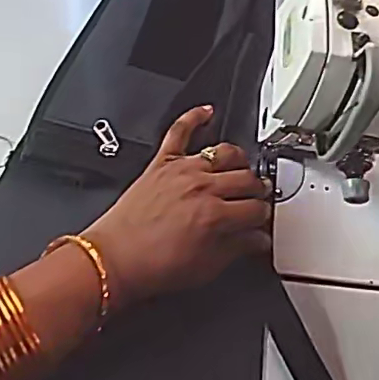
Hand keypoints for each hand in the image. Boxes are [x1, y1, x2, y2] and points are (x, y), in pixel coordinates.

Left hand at [82, 105, 270, 306]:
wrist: (114, 260)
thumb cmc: (152, 266)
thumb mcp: (205, 268)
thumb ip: (237, 248)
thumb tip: (257, 239)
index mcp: (215, 215)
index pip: (255, 208)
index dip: (264, 216)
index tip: (262, 220)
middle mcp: (201, 187)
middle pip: (246, 178)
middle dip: (258, 190)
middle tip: (258, 197)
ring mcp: (182, 170)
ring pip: (224, 153)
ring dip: (240, 161)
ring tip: (243, 169)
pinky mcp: (162, 162)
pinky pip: (179, 130)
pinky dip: (194, 117)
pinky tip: (206, 111)